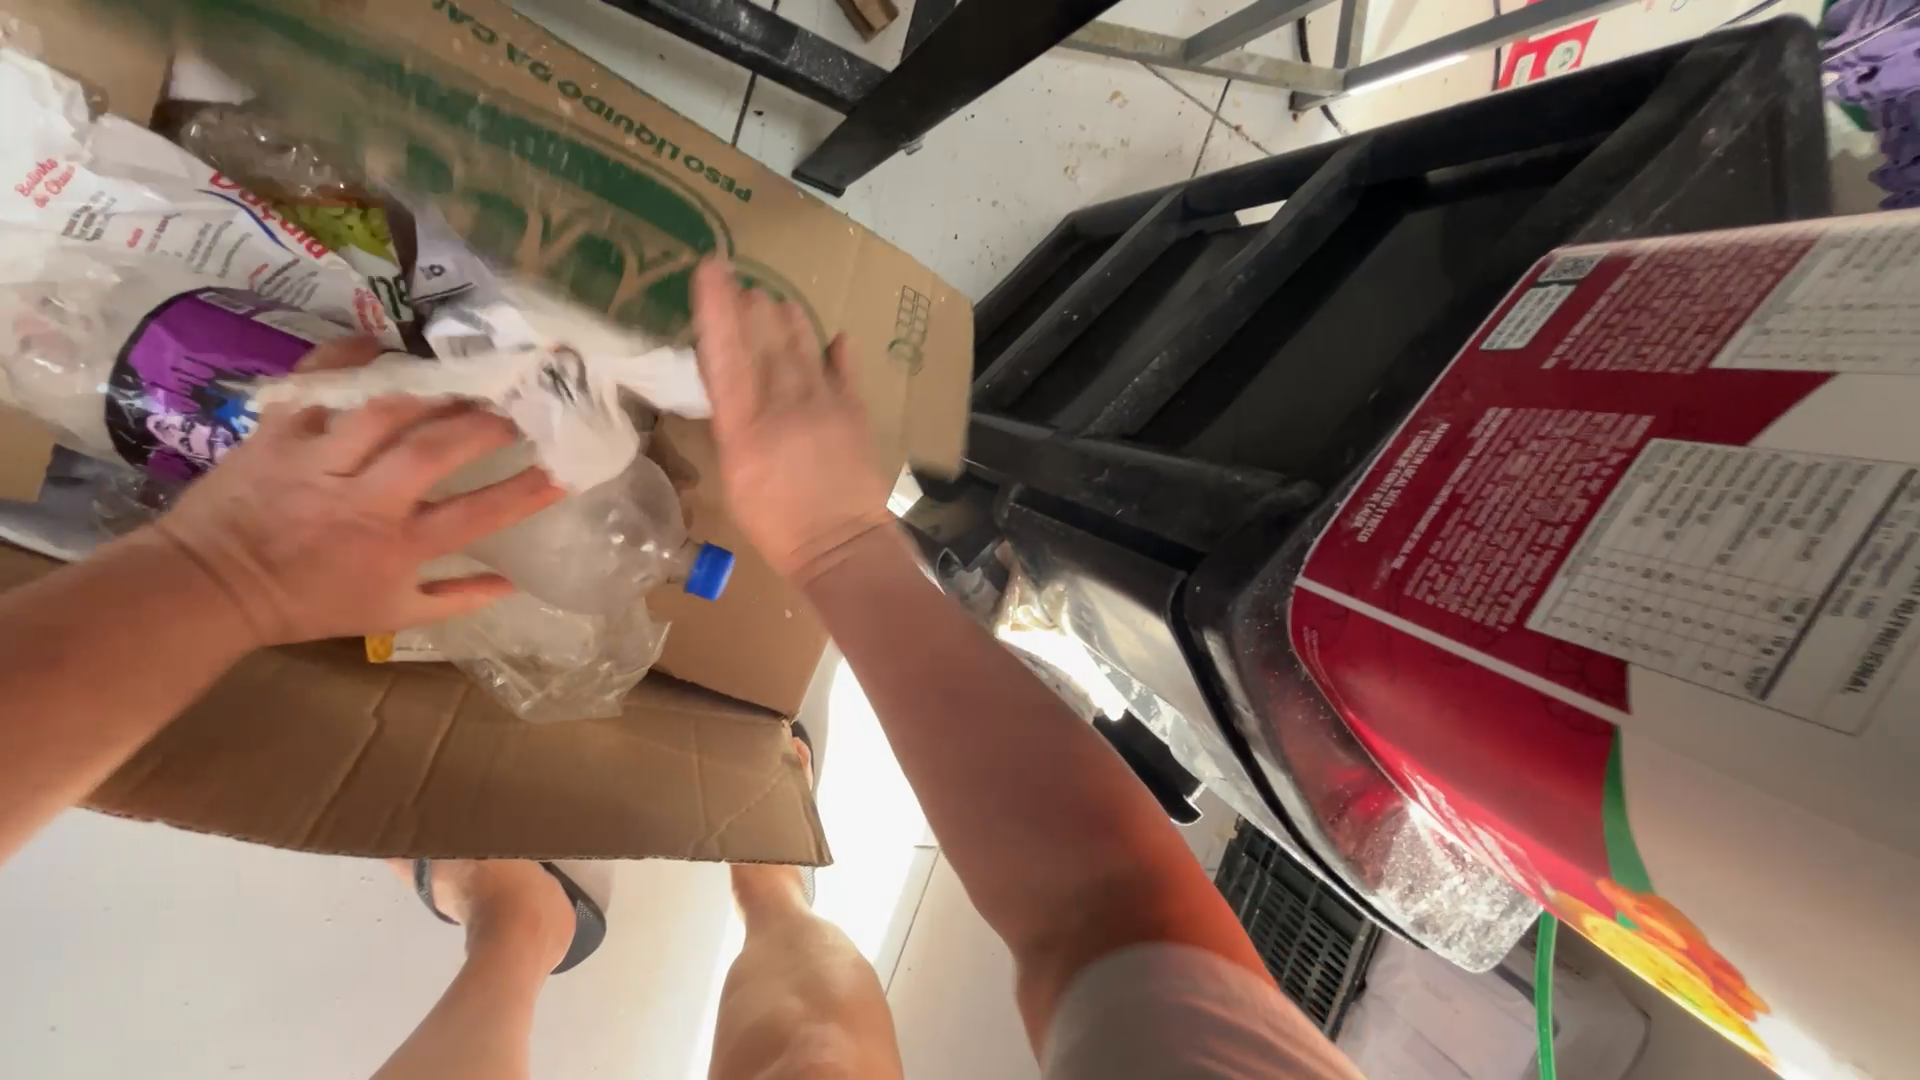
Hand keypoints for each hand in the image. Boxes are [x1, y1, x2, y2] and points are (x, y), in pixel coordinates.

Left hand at [152, 337, 563, 646]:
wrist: (204, 589)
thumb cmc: (311, 604)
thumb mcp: (393, 616)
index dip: (527, 492)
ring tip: (464, 379)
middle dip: (484, 425)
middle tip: (519, 405)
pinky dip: (344, 360)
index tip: (564, 471)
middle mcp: (364, 501)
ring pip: (378, 414)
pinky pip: (312, 388)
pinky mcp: (275, 437)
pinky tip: (380, 344)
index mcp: (398, 546)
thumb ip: (458, 599)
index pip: (478, 515)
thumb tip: (514, 583)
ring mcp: (316, 463)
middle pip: (432, 451)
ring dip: (429, 392)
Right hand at [692, 257, 892, 583]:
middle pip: (767, 341)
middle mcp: (784, 405)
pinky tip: (836, 336)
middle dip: (754, 308)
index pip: (725, 353)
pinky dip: (839, 352)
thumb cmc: (777, 527)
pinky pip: (846, 372)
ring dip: (790, 321)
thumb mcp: (736, 478)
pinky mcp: (856, 415)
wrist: (841, 547)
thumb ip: (734, 427)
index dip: (716, 307)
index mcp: (745, 425)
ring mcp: (825, 406)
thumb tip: (733, 388)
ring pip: (804, 347)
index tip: (711, 269)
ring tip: (779, 303)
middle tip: (745, 286)